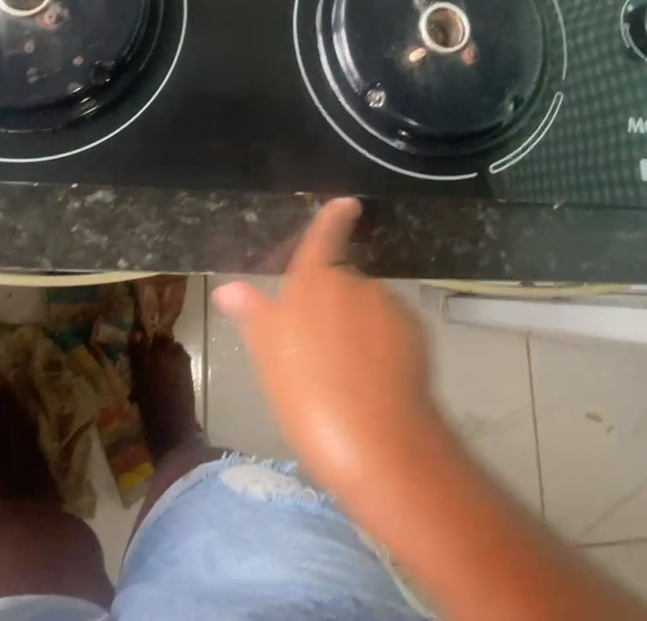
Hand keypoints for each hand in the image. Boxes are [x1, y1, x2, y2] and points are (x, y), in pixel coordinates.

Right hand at [212, 198, 439, 491]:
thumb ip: (254, 314)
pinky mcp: (417, 335)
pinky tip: (373, 381)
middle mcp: (355, 284)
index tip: (347, 203)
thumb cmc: (307, 396)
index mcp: (314, 282)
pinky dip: (383, 346)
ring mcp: (390, 308)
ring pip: (368, 308)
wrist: (375, 442)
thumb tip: (229, 289)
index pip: (323, 237)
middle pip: (342, 283)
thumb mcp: (268, 357)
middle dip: (333, 305)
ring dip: (358, 327)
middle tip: (316, 351)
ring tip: (344, 374)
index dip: (332, 218)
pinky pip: (393, 330)